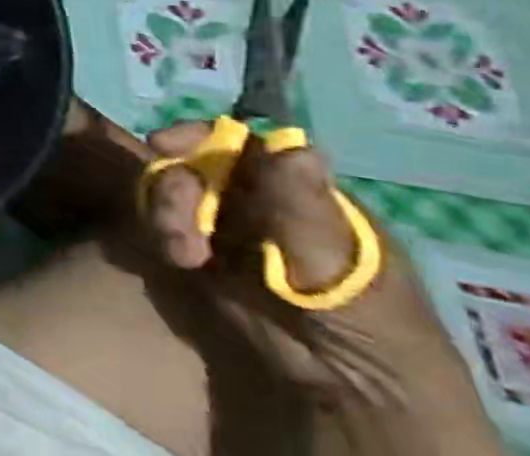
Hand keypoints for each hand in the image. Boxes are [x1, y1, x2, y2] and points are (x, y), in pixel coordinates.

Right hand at [142, 122, 497, 448]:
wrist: (354, 393)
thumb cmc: (368, 321)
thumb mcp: (344, 266)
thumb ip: (308, 208)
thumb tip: (294, 146)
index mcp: (296, 185)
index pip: (240, 141)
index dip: (200, 136)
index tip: (165, 144)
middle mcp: (254, 194)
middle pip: (197, 164)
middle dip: (177, 185)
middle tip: (174, 221)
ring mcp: (223, 223)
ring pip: (174, 190)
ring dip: (166, 211)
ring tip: (181, 253)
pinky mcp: (198, 251)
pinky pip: (164, 223)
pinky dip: (161, 232)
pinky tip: (177, 259)